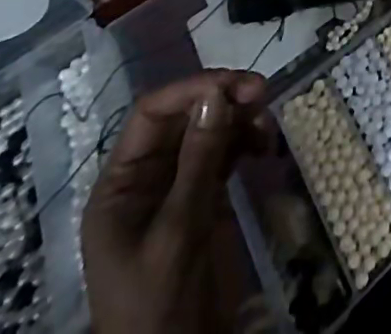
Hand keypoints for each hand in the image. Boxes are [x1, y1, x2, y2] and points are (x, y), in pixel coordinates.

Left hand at [81, 69, 270, 333]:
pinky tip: (265, 147)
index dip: (191, 90)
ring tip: (268, 125)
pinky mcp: (204, 203)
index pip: (152, 115)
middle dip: (222, 100)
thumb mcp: (177, 233)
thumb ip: (198, 163)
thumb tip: (217, 94)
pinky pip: (224, 158)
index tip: (235, 84)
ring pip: (208, 134)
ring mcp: (178, 188)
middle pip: (183, 119)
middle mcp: (148, 176)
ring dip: (239, 121)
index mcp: (122, 182)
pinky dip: (245, 145)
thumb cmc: (158, 306)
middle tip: (262, 93)